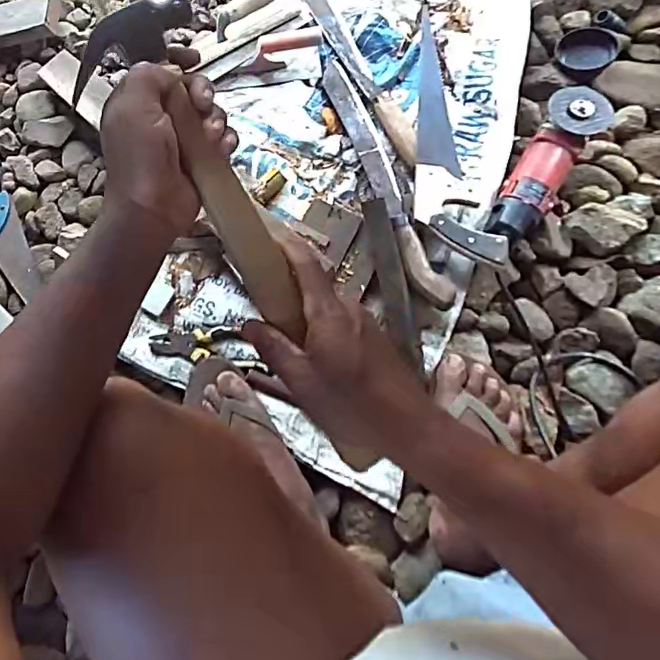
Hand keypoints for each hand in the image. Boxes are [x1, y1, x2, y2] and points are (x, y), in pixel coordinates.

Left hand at [98, 54, 236, 241]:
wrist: (152, 207)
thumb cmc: (138, 157)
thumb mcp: (133, 104)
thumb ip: (149, 75)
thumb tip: (173, 71)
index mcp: (138, 100)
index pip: (162, 67)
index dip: (179, 60)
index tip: (193, 60)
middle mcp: (160, 115)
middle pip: (193, 87)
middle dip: (202, 92)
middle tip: (201, 105)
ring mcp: (183, 137)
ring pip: (211, 112)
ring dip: (215, 120)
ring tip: (209, 137)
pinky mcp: (203, 157)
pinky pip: (223, 138)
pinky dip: (226, 140)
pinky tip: (221, 149)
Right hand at [242, 237, 431, 456]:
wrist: (409, 427)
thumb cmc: (353, 407)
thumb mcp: (302, 383)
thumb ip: (275, 349)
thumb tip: (249, 324)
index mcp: (330, 314)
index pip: (307, 265)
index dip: (287, 244)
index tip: (267, 232)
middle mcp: (350, 309)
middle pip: (315, 284)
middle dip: (288, 287)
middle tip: (262, 300)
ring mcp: (365, 321)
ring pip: (327, 305)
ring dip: (305, 311)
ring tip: (284, 336)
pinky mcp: (374, 336)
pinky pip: (340, 320)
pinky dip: (322, 326)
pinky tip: (314, 355)